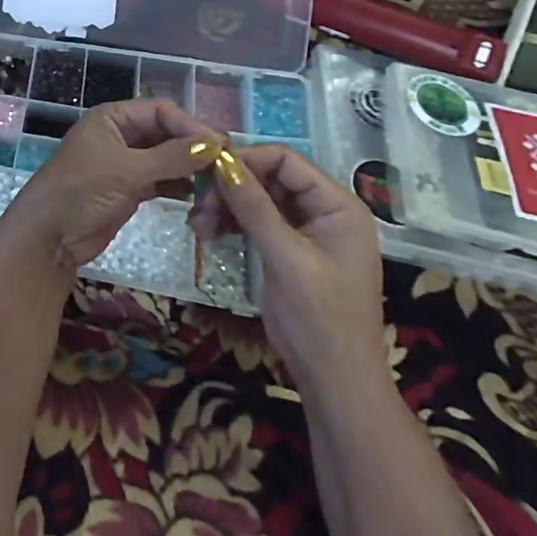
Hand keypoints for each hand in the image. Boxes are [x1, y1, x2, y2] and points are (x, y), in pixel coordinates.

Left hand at [0, 97, 220, 274]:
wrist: (48, 236)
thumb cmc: (79, 192)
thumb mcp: (125, 171)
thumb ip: (171, 157)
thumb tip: (215, 145)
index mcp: (111, 118)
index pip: (161, 111)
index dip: (190, 126)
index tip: (220, 147)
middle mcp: (119, 135)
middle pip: (167, 132)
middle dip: (194, 147)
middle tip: (227, 165)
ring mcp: (124, 163)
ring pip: (167, 157)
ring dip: (191, 168)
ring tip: (219, 182)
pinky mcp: (129, 189)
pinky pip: (163, 179)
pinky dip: (181, 185)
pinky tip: (200, 195)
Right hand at [193, 142, 385, 392]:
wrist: (333, 375)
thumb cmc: (320, 316)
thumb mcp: (286, 259)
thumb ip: (256, 209)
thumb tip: (224, 164)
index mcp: (338, 206)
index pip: (287, 161)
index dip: (247, 160)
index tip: (207, 173)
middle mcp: (322, 211)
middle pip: (269, 178)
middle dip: (231, 188)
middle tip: (198, 208)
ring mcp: (303, 231)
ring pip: (257, 200)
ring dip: (225, 207)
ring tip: (199, 226)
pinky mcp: (285, 249)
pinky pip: (254, 222)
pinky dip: (230, 224)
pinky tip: (208, 234)